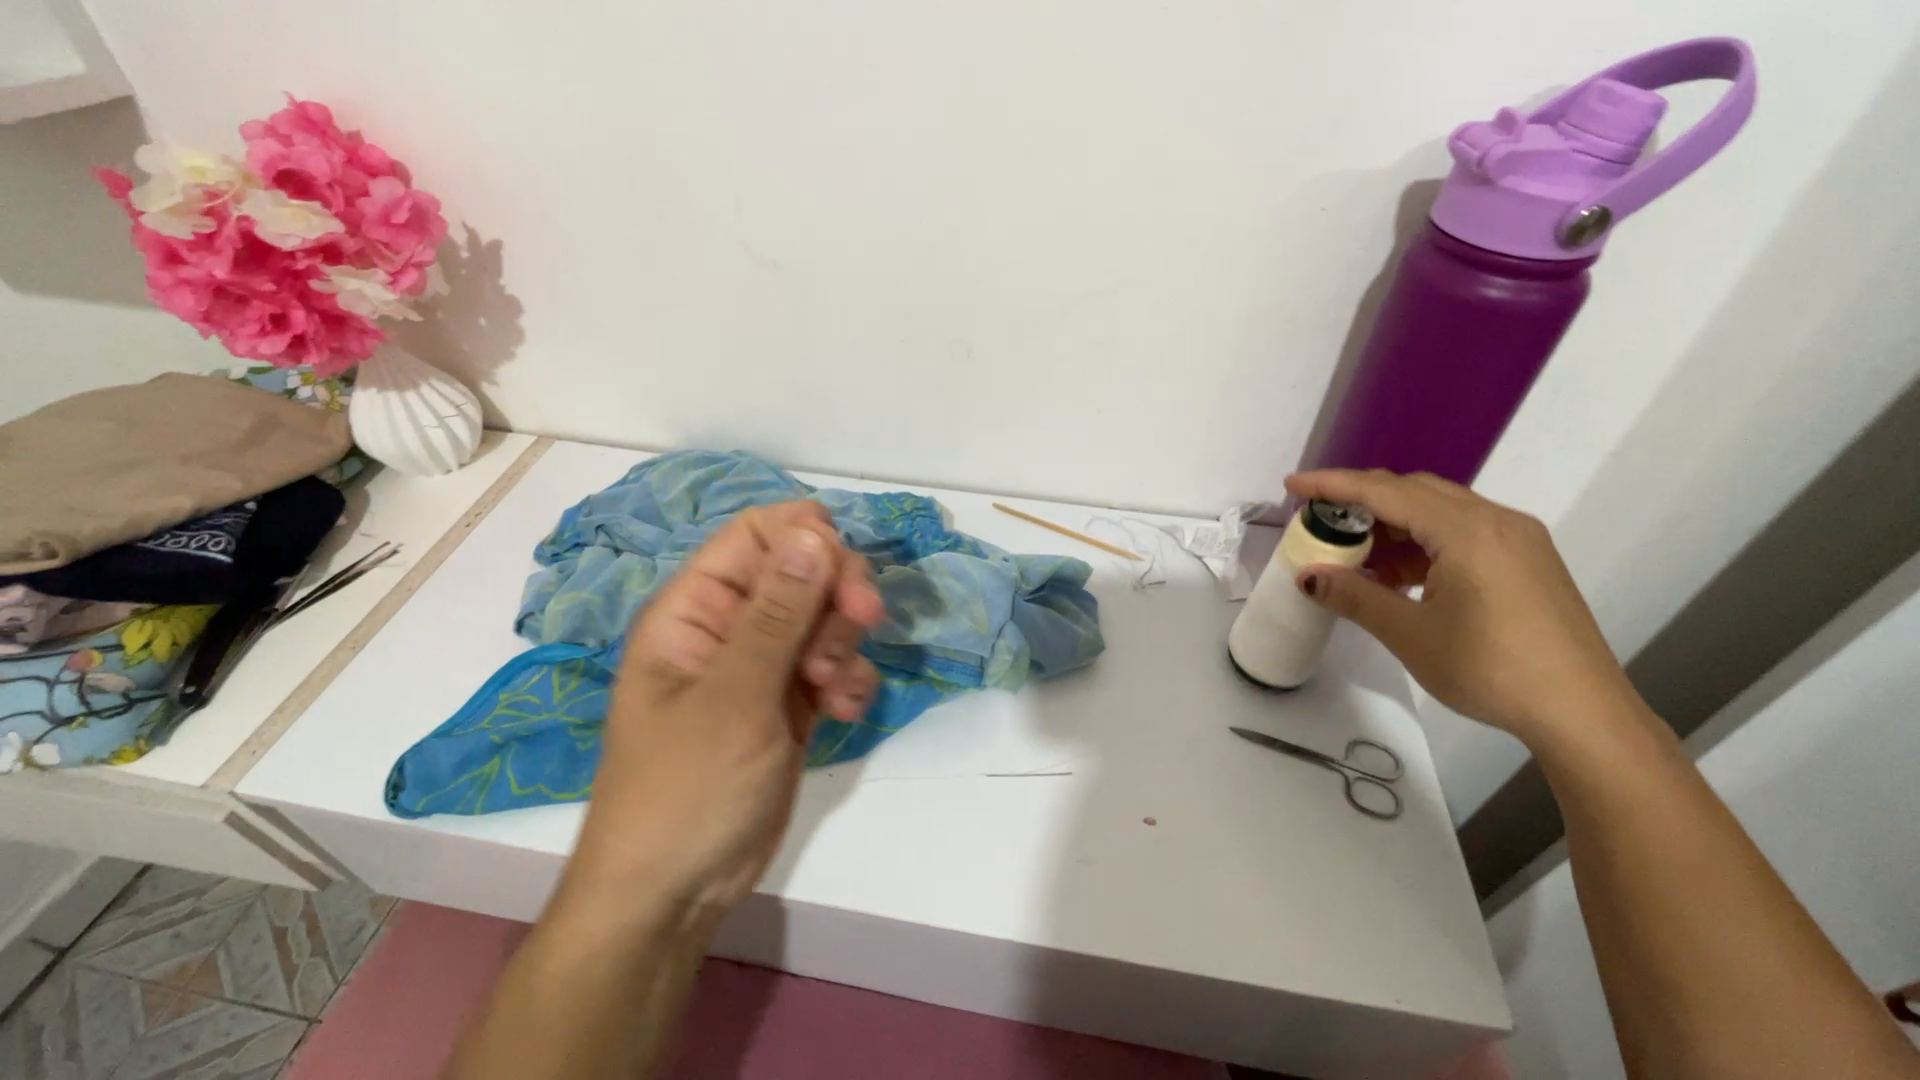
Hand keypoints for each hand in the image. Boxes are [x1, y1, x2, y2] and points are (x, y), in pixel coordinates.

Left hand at [567, 502, 882, 913]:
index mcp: (694, 608)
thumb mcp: (734, 696)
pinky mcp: (787, 707)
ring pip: (823, 621)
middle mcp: (728, 628)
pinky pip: (831, 669)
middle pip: (801, 572)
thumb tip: (814, 531)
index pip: (755, 535)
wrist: (674, 892)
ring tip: (832, 692)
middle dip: (836, 595)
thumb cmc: (685, 787)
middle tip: (860, 628)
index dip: (807, 539)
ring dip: (843, 646)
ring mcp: (760, 669)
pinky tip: (841, 715)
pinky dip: (846, 684)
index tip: (846, 577)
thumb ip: (777, 612)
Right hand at [1284, 470, 1636, 743]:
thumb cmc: (1489, 669)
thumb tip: (1309, 577)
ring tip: (1357, 561)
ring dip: (1394, 527)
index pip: (1386, 492)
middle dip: (1364, 502)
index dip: (1335, 486)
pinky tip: (1401, 577)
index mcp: (1467, 530)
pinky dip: (1424, 544)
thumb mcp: (1410, 634)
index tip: (1293, 486)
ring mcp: (1518, 539)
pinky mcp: (1528, 560)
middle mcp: (1496, 520)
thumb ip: (1355, 597)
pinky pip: (1464, 532)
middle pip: (1415, 492)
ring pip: (1441, 512)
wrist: (1582, 711)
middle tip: (1323, 525)